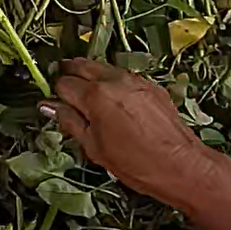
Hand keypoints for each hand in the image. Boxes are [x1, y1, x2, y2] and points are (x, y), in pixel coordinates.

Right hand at [41, 59, 230, 205]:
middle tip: (65, 91)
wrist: (180, 164)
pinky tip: (112, 99)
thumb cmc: (137, 163)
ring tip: (87, 96)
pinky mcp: (149, 84)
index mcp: (96, 96)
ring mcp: (134, 79)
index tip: (55, 103)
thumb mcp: (94, 147)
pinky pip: (122, 75)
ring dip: (90, 75)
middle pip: (81, 65)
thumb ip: (70, 121)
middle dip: (70, 75)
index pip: (64, 83)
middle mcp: (114, 81)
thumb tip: (50, 107)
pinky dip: (111, 81)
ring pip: (102, 66)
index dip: (55, 93)